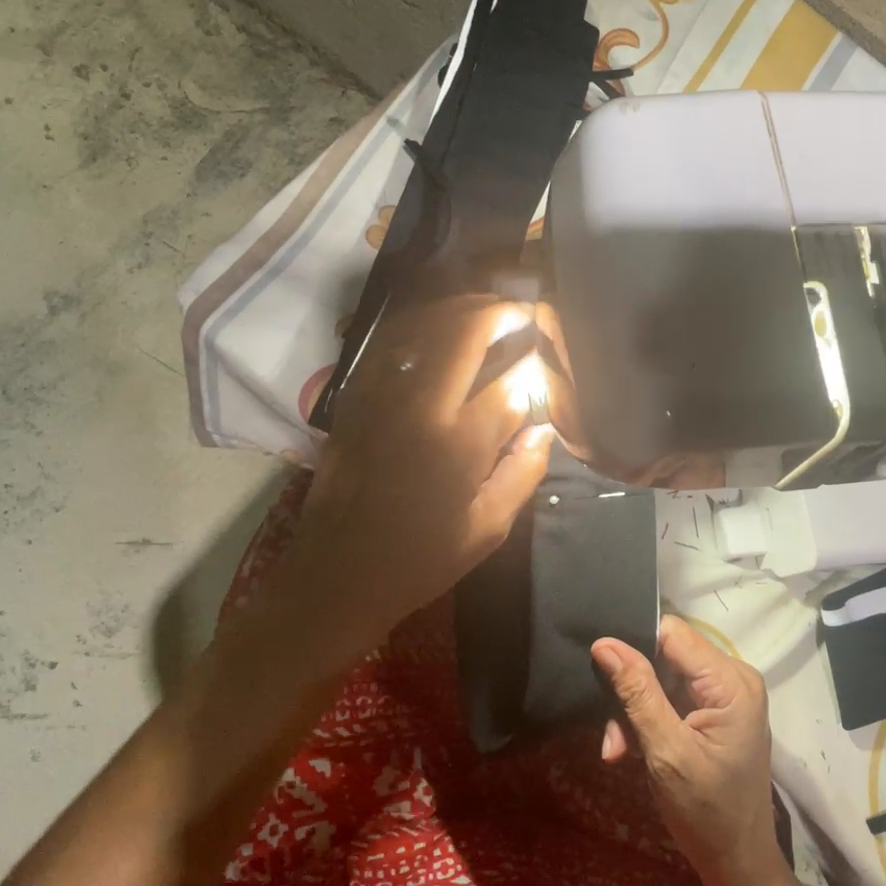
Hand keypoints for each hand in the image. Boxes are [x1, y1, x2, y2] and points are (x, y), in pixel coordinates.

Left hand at [284, 295, 553, 654]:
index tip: (550, 364)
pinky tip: (441, 327)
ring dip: (463, 309)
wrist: (336, 575)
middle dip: (501, 313)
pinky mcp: (355, 397)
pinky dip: (422, 324)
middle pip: (465, 331)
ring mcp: (381, 395)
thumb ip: (523, 471)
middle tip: (525, 312)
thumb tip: (542, 427)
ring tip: (490, 310)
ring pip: (424, 326)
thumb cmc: (419, 560)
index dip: (535, 366)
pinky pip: (391, 343)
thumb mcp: (488, 528)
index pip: (510, 381)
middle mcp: (419, 404)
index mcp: (458, 442)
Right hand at [592, 617, 819, 885]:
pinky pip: (671, 697)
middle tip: (611, 732)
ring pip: (662, 677)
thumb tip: (604, 644)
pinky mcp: (714, 712)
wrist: (737, 862)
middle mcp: (733, 677)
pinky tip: (629, 749)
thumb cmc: (707, 812)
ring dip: (635, 711)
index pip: (673, 633)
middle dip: (632, 689)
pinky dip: (647, 720)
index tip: (601, 670)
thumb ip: (638, 693)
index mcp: (731, 681)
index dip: (634, 645)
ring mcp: (724, 695)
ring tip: (617, 749)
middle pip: (666, 654)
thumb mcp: (667, 752)